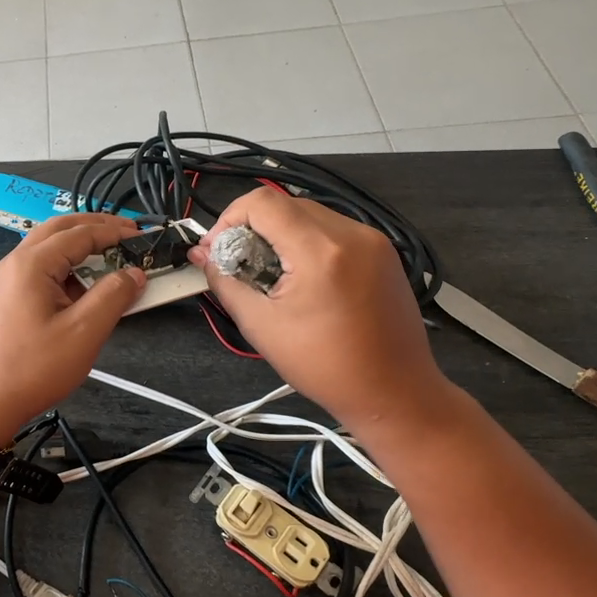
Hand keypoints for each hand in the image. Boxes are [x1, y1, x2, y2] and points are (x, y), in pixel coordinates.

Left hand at [0, 214, 145, 444]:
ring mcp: (5, 280)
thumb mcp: (83, 333)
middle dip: (94, 227)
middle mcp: (14, 263)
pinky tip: (84, 287)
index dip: (113, 231)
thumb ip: (112, 296)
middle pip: (58, 230)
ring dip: (79, 247)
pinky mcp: (5, 297)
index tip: (142, 235)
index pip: (78, 233)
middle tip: (127, 235)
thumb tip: (134, 273)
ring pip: (47, 248)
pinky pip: (38, 269)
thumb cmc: (34, 369)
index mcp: (31, 264)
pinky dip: (64, 268)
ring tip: (111, 259)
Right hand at [187, 188, 447, 430]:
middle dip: (252, 227)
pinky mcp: (383, 251)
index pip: (262, 202)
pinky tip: (300, 276)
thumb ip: (225, 281)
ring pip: (308, 214)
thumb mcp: (260, 325)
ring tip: (269, 272)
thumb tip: (200, 253)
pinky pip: (332, 229)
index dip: (230, 218)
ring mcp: (373, 240)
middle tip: (238, 263)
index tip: (218, 249)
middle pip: (284, 204)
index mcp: (320, 251)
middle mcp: (351, 234)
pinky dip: (306, 241)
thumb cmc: (324, 366)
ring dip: (279, 233)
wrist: (396, 394)